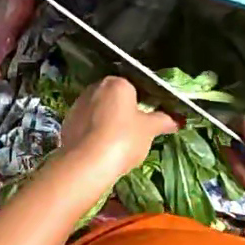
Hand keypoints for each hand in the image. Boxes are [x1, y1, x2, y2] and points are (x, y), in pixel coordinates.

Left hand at [60, 77, 177, 179]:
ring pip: (99, 109)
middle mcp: (94, 87)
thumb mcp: (149, 129)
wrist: (87, 161)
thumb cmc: (123, 138)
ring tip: (118, 142)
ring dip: (108, 121)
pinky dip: (95, 131)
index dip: (143, 103)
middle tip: (135, 131)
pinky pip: (86, 122)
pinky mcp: (68, 120)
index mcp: (116, 83)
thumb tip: (177, 119)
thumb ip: (163, 120)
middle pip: (114, 97)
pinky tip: (102, 146)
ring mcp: (78, 103)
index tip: (148, 119)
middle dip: (124, 111)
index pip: (133, 87)